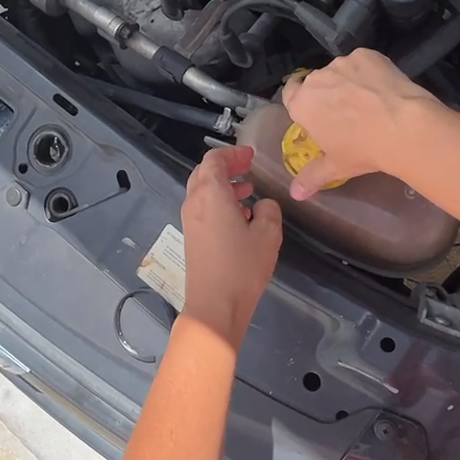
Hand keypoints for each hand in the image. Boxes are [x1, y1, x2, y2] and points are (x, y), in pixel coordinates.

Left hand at [179, 145, 282, 350]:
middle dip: (227, 167)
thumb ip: (269, 211)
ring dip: (223, 186)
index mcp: (210, 193)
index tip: (251, 155)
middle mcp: (194, 202)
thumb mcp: (268, 234)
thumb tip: (263, 205)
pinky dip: (219, 202)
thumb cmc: (242, 266)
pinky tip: (240, 216)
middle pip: (205, 172)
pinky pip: (203, 208)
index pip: (214, 159)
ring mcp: (189, 220)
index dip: (233, 153)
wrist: (214, 305)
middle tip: (249, 168)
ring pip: (203, 191)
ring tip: (248, 191)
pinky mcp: (191, 237)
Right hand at [281, 48, 447, 200]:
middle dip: (328, 93)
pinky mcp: (367, 54)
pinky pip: (363, 63)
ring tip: (370, 100)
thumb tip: (295, 194)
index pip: (289, 93)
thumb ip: (311, 177)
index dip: (300, 99)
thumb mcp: (336, 167)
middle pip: (317, 82)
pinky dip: (370, 72)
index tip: (314, 109)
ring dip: (349, 82)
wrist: (404, 127)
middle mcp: (317, 79)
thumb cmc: (364, 150)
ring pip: (341, 71)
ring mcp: (342, 64)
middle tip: (347, 112)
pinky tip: (384, 88)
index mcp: (303, 105)